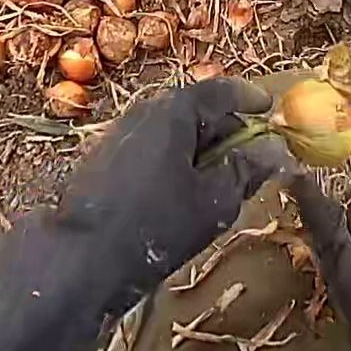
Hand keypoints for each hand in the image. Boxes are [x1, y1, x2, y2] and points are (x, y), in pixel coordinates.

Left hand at [59, 78, 291, 303]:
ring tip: (220, 179)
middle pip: (199, 108)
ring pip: (176, 130)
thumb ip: (247, 170)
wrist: (74, 261)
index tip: (268, 108)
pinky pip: (154, 147)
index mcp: (176, 109)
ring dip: (202, 147)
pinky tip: (183, 192)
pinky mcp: (106, 159)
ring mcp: (123, 133)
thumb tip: (276, 150)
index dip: (249, 97)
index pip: (222, 90)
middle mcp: (148, 110)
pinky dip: (177, 159)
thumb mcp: (213, 200)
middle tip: (250, 155)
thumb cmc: (153, 223)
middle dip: (228, 129)